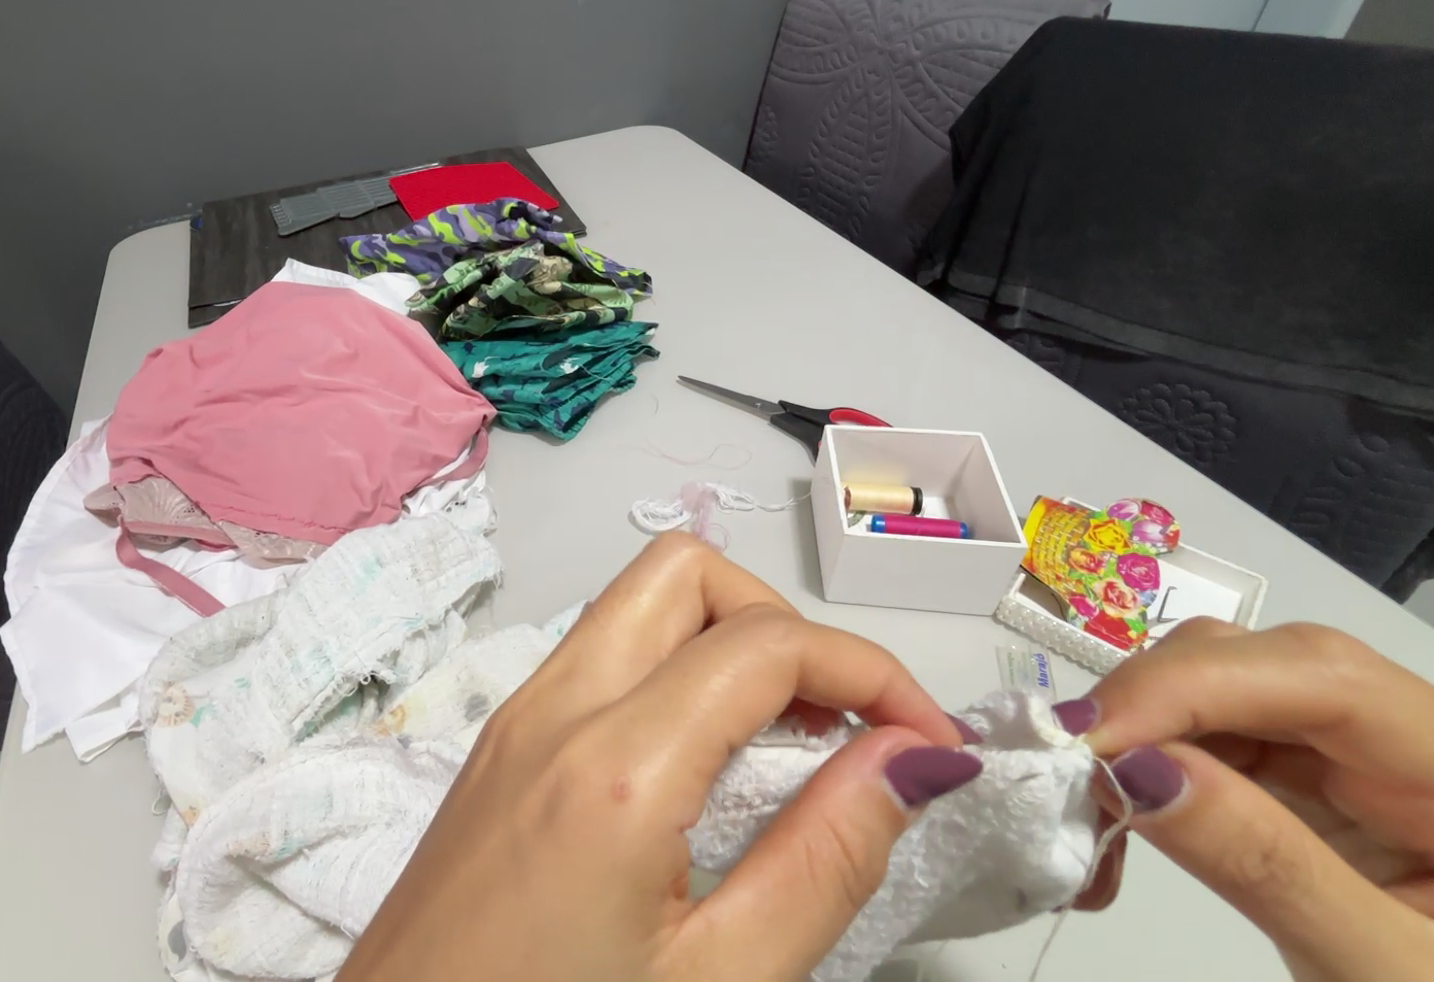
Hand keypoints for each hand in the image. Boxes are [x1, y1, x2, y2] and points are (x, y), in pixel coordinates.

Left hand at [339, 533, 977, 981]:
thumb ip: (826, 858)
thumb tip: (914, 760)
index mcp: (613, 763)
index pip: (763, 643)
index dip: (869, 671)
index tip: (929, 739)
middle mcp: (557, 705)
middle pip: (684, 573)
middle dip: (781, 621)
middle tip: (837, 719)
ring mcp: (520, 711)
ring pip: (638, 600)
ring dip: (727, 635)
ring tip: (786, 733)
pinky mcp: (504, 735)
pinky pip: (603, 651)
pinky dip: (675, 664)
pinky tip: (706, 752)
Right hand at [1068, 618, 1433, 979]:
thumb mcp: (1394, 980)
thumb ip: (1273, 871)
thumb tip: (1130, 768)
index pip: (1324, 678)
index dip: (1190, 687)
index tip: (1089, 742)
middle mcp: (1419, 738)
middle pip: (1258, 663)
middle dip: (1150, 703)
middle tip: (1072, 772)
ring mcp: (1359, 754)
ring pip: (1214, 688)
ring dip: (1134, 735)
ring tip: (1090, 806)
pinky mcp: (1309, 775)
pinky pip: (1205, 734)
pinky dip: (1144, 763)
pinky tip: (1120, 811)